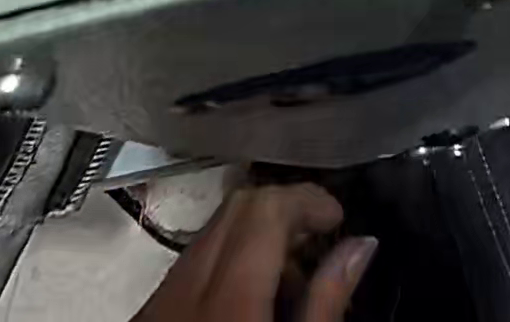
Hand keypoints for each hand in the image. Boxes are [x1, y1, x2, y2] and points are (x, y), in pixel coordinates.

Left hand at [131, 184, 376, 321]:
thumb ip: (329, 299)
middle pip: (239, 206)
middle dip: (285, 208)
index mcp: (229, 301)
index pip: (266, 208)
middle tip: (319, 238)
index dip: (308, 200)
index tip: (339, 219)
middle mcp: (185, 290)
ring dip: (258, 231)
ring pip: (214, 229)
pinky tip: (251, 298)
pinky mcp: (146, 318)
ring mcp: (158, 304)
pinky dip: (230, 257)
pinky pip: (194, 261)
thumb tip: (363, 242)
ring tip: (291, 275)